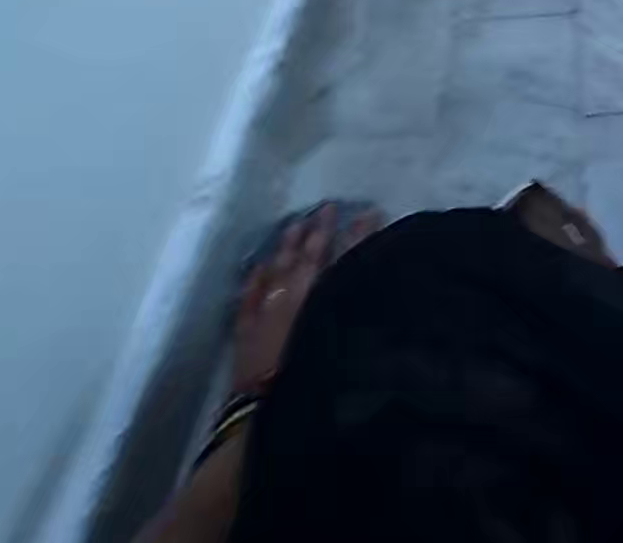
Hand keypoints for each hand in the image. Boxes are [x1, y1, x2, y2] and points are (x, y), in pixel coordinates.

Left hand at [231, 203, 378, 394]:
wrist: (265, 414)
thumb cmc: (312, 374)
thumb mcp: (343, 337)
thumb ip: (359, 308)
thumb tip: (375, 281)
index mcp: (320, 297)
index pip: (344, 257)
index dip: (358, 234)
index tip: (370, 213)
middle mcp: (293, 296)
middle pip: (308, 256)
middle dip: (320, 230)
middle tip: (327, 207)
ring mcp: (266, 311)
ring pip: (278, 268)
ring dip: (287, 246)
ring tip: (295, 224)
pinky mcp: (247, 330)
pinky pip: (250, 295)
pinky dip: (256, 278)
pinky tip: (259, 265)